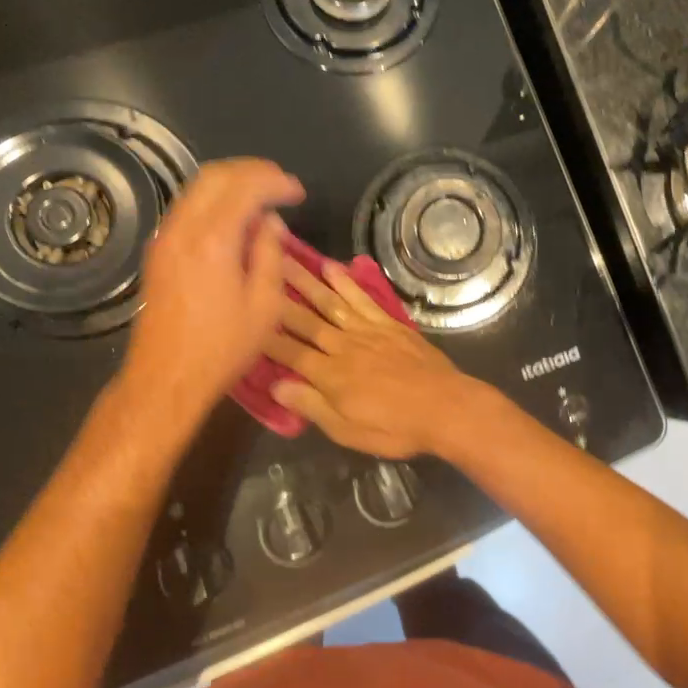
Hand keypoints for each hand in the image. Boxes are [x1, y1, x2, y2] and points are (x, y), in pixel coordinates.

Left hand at [117, 159, 303, 416]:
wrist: (166, 377)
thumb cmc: (222, 347)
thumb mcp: (265, 305)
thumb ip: (269, 254)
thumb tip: (269, 224)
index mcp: (214, 239)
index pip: (246, 186)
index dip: (276, 182)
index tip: (299, 193)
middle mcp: (184, 228)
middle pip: (216, 175)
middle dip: (252, 171)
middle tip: (281, 185)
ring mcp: (165, 238)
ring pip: (197, 188)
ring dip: (231, 184)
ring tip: (262, 198)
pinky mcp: (159, 251)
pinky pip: (188, 207)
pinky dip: (214, 201)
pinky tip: (235, 221)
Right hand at [265, 259, 489, 458]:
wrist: (445, 407)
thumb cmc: (395, 427)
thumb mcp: (347, 430)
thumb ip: (312, 406)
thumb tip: (276, 386)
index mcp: (329, 375)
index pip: (288, 352)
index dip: (264, 336)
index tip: (242, 316)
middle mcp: (343, 346)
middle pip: (304, 319)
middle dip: (277, 296)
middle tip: (254, 267)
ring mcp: (367, 332)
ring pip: (329, 302)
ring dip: (305, 279)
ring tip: (284, 256)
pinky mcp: (389, 325)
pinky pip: (362, 300)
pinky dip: (346, 282)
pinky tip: (333, 267)